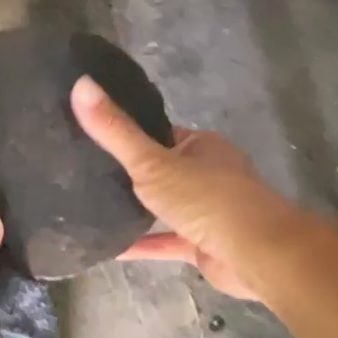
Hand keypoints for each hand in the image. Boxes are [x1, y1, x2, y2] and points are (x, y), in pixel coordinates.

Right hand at [71, 76, 295, 301]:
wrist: (257, 254)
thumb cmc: (207, 199)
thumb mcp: (151, 162)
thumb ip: (114, 131)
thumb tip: (80, 83)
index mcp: (200, 147)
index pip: (158, 133)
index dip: (127, 133)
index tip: (88, 134)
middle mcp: (207, 174)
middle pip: (160, 169)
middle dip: (129, 172)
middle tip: (82, 171)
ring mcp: (206, 211)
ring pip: (164, 206)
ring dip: (136, 209)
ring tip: (91, 205)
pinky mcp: (202, 244)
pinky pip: (164, 241)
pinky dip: (140, 245)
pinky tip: (109, 248)